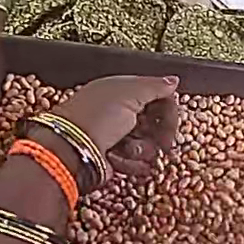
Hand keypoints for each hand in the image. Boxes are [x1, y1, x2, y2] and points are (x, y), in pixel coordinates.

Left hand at [49, 75, 181, 176]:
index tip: (172, 121)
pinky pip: (135, 162)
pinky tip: (118, 159)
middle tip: (162, 143)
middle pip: (154, 123)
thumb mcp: (129, 94)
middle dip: (158, 133)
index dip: (167, 110)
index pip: (156, 97)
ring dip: (142, 149)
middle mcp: (119, 112)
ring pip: (147, 145)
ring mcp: (116, 136)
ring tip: (128, 149)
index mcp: (121, 91)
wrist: (70, 150)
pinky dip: (131, 163)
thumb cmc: (96, 116)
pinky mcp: (113, 158)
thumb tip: (173, 80)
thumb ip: (154, 86)